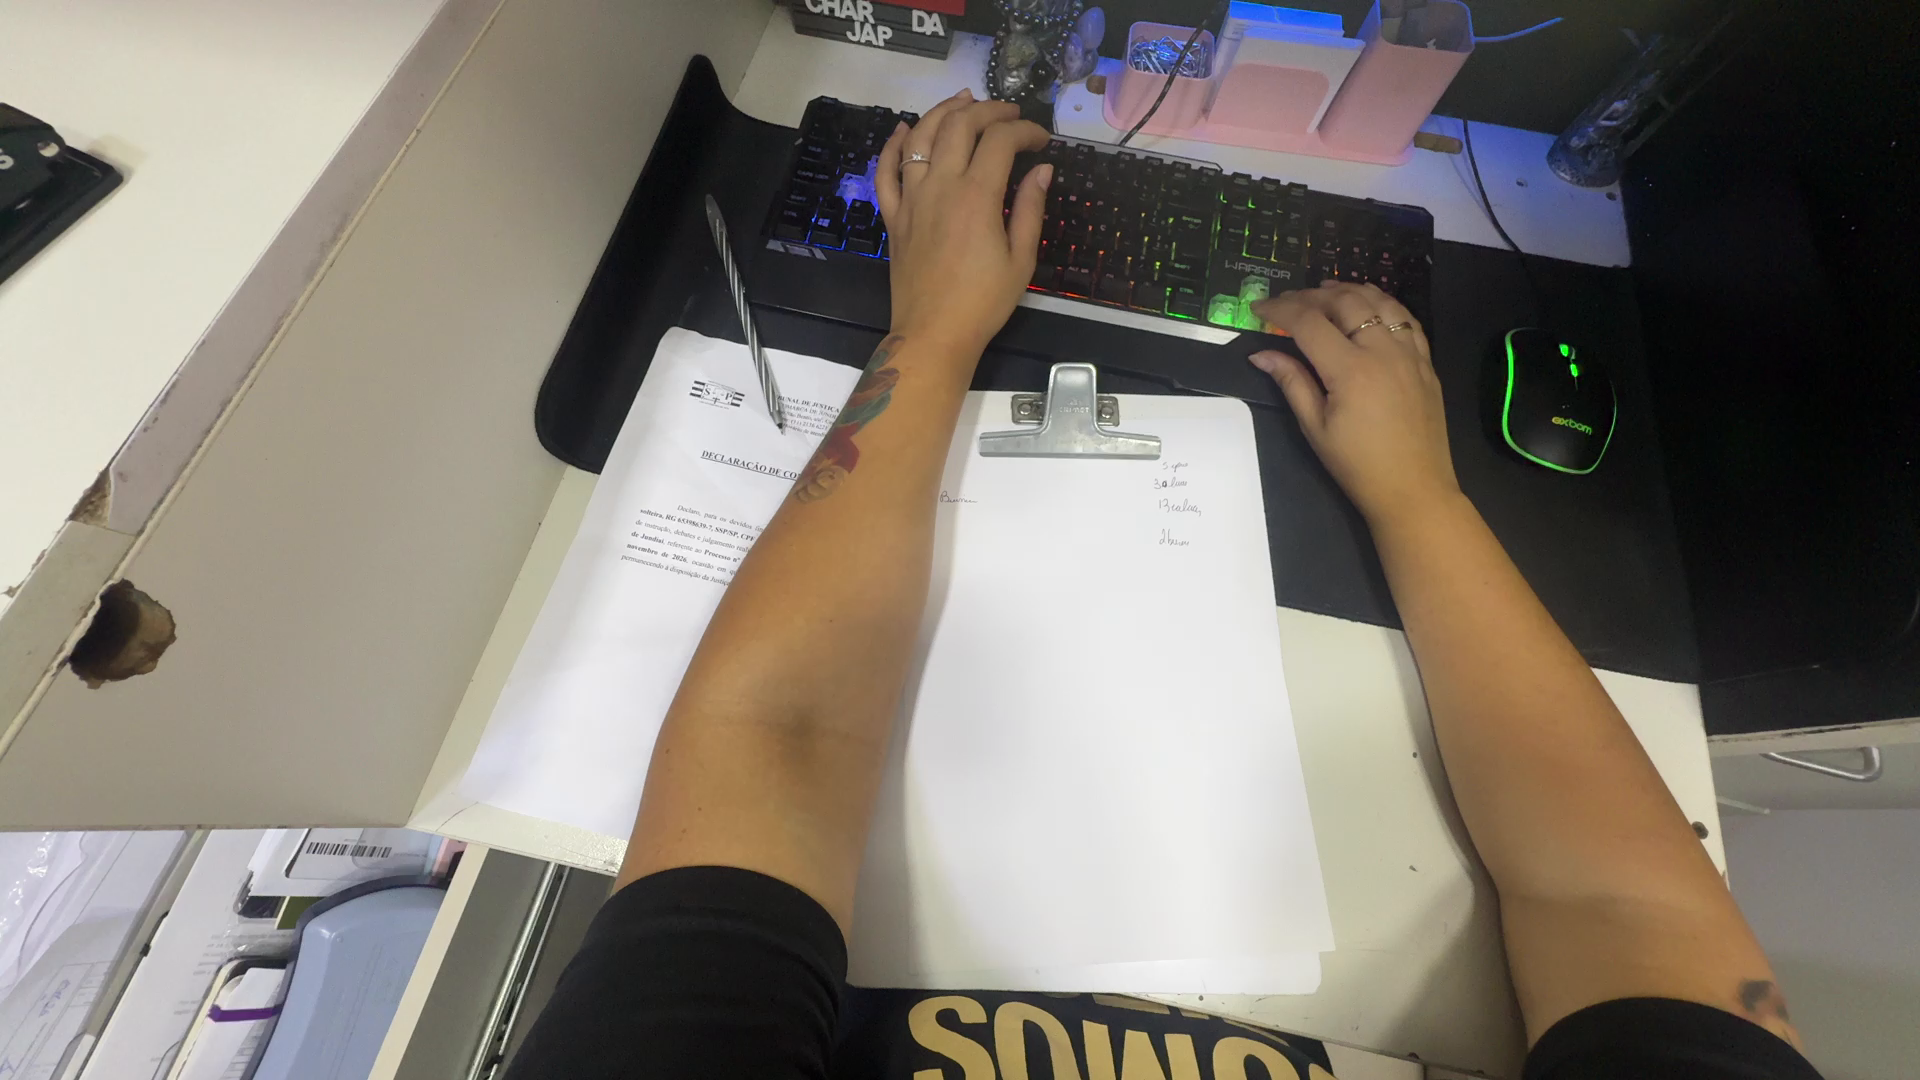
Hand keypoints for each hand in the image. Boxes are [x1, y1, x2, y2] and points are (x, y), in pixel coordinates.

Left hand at [874, 90, 1051, 355]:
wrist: (934, 335)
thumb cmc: (982, 304)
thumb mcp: (1020, 261)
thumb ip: (1029, 210)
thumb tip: (1042, 171)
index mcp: (977, 196)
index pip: (1001, 140)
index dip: (1025, 131)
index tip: (1041, 141)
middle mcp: (941, 186)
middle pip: (961, 125)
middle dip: (989, 110)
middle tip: (1009, 115)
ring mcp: (912, 200)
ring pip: (922, 137)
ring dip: (944, 111)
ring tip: (964, 101)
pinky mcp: (894, 218)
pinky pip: (886, 173)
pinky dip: (894, 146)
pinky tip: (905, 130)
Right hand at [1249, 282, 1459, 526]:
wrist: (1413, 487)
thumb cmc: (1356, 464)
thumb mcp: (1314, 427)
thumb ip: (1291, 382)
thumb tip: (1262, 354)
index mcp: (1349, 370)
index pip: (1309, 323)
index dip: (1280, 310)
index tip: (1259, 307)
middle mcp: (1382, 351)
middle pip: (1345, 303)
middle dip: (1311, 295)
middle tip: (1287, 300)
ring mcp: (1409, 353)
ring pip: (1380, 301)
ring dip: (1349, 290)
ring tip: (1326, 291)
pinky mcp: (1425, 362)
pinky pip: (1406, 318)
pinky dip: (1383, 304)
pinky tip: (1369, 306)